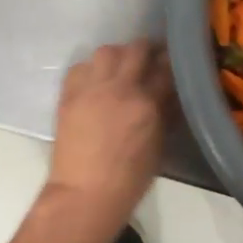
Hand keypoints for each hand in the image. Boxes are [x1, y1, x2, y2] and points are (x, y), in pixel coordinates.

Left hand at [44, 40, 173, 235]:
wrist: (85, 193)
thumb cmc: (129, 180)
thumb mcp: (158, 147)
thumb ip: (164, 115)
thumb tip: (168, 95)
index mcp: (147, 105)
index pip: (165, 70)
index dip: (171, 63)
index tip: (173, 62)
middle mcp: (120, 89)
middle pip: (136, 50)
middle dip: (146, 49)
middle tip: (149, 56)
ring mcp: (91, 89)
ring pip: (106, 51)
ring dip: (117, 55)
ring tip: (120, 67)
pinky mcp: (69, 95)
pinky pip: (80, 67)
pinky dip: (90, 69)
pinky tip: (94, 81)